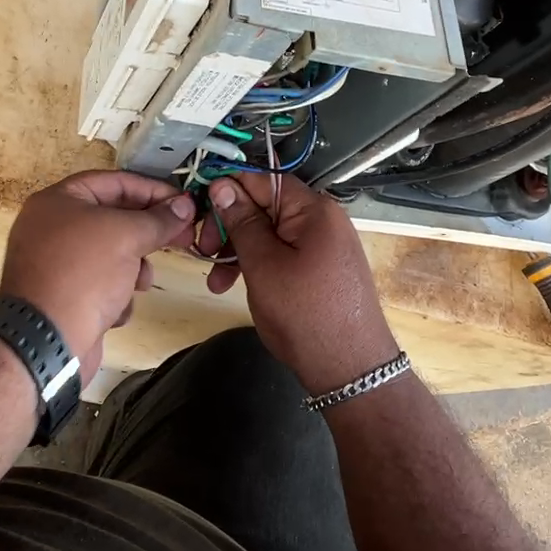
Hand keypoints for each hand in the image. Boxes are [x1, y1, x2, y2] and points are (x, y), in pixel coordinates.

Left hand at [1, 170, 195, 381]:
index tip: (184, 203)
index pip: (115, 182)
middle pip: (114, 218)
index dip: (153, 190)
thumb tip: (186, 205)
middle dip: (146, 232)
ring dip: (133, 267)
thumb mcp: (128, 236)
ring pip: (111, 253)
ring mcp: (56, 263)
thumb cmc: (84, 273)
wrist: (47, 342)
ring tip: (141, 282)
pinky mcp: (64, 296)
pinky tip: (118, 308)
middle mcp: (53, 226)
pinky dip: (114, 292)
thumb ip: (159, 219)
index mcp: (59, 200)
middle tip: (182, 238)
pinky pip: (99, 283)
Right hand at [205, 174, 399, 394]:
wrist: (352, 371)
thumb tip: (222, 185)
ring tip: (216, 281)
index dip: (228, 188)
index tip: (199, 207)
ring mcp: (324, 245)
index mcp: (313, 209)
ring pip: (270, 233)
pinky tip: (236, 286)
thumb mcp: (263, 265)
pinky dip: (258, 265)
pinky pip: (282, 253)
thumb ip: (241, 221)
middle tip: (203, 251)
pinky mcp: (321, 268)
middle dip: (230, 226)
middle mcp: (322, 219)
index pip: (263, 179)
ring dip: (239, 250)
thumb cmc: (305, 314)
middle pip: (265, 206)